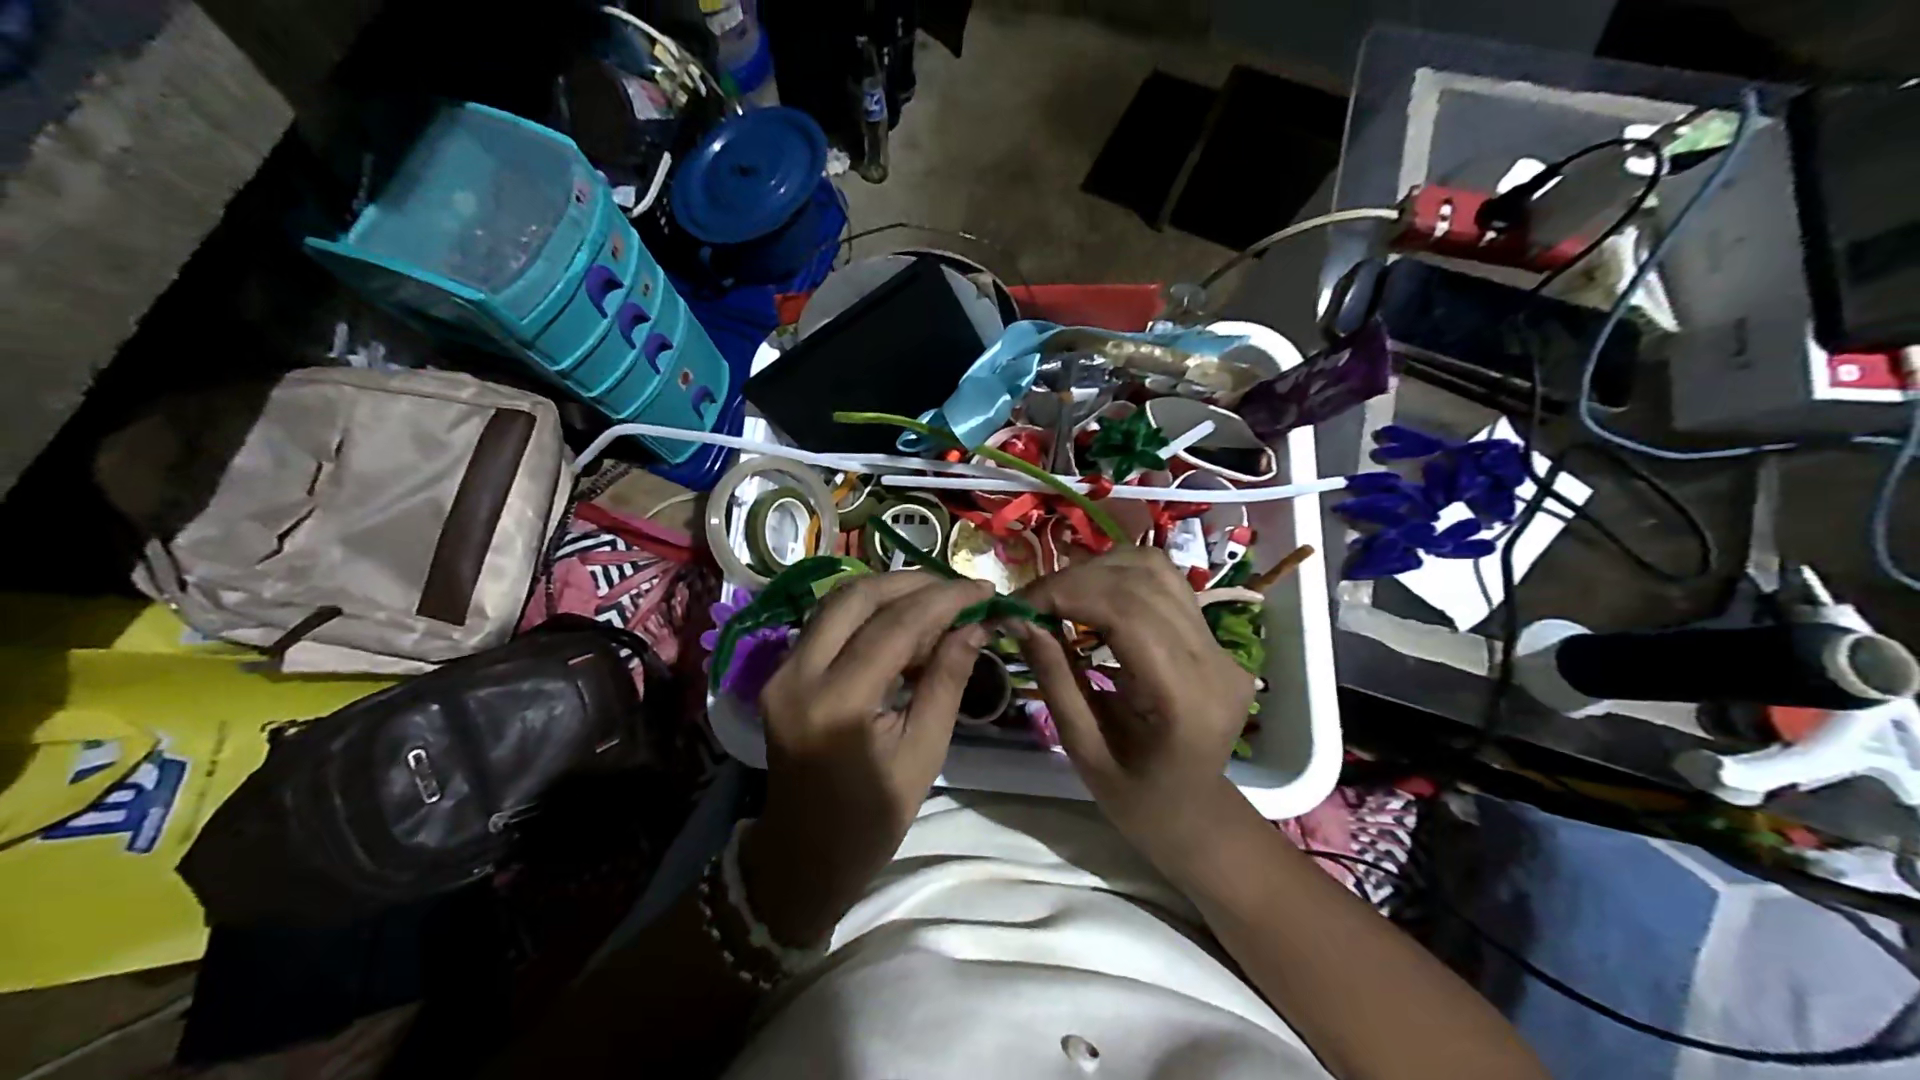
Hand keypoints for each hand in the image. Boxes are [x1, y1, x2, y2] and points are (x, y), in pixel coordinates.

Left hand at [742, 571, 992, 946]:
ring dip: (888, 593)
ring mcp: (781, 671)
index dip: (944, 600)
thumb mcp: (923, 752)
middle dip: (912, 583)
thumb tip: (975, 625)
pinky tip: (902, 624)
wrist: (803, 857)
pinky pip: (827, 624)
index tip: (984, 589)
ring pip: (836, 602)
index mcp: (838, 703)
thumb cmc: (872, 819)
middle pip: (856, 596)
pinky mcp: (780, 673)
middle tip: (957, 590)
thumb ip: (947, 680)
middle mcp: (798, 674)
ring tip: (936, 602)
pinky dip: (867, 613)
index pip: (895, 626)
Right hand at [1013, 548, 1255, 860]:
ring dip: (1097, 571)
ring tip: (1057, 596)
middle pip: (1141, 582)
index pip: (1127, 613)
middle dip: (1074, 580)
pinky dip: (1119, 576)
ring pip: (1155, 570)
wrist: (1196, 815)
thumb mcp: (1084, 750)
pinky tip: (1090, 596)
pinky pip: (1165, 583)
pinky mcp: (1216, 638)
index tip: (1019, 606)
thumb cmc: (1137, 799)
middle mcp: (1214, 661)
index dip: (1067, 594)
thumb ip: (1055, 679)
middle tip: (1029, 602)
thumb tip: (1020, 620)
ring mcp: (1222, 646)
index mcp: (1186, 699)